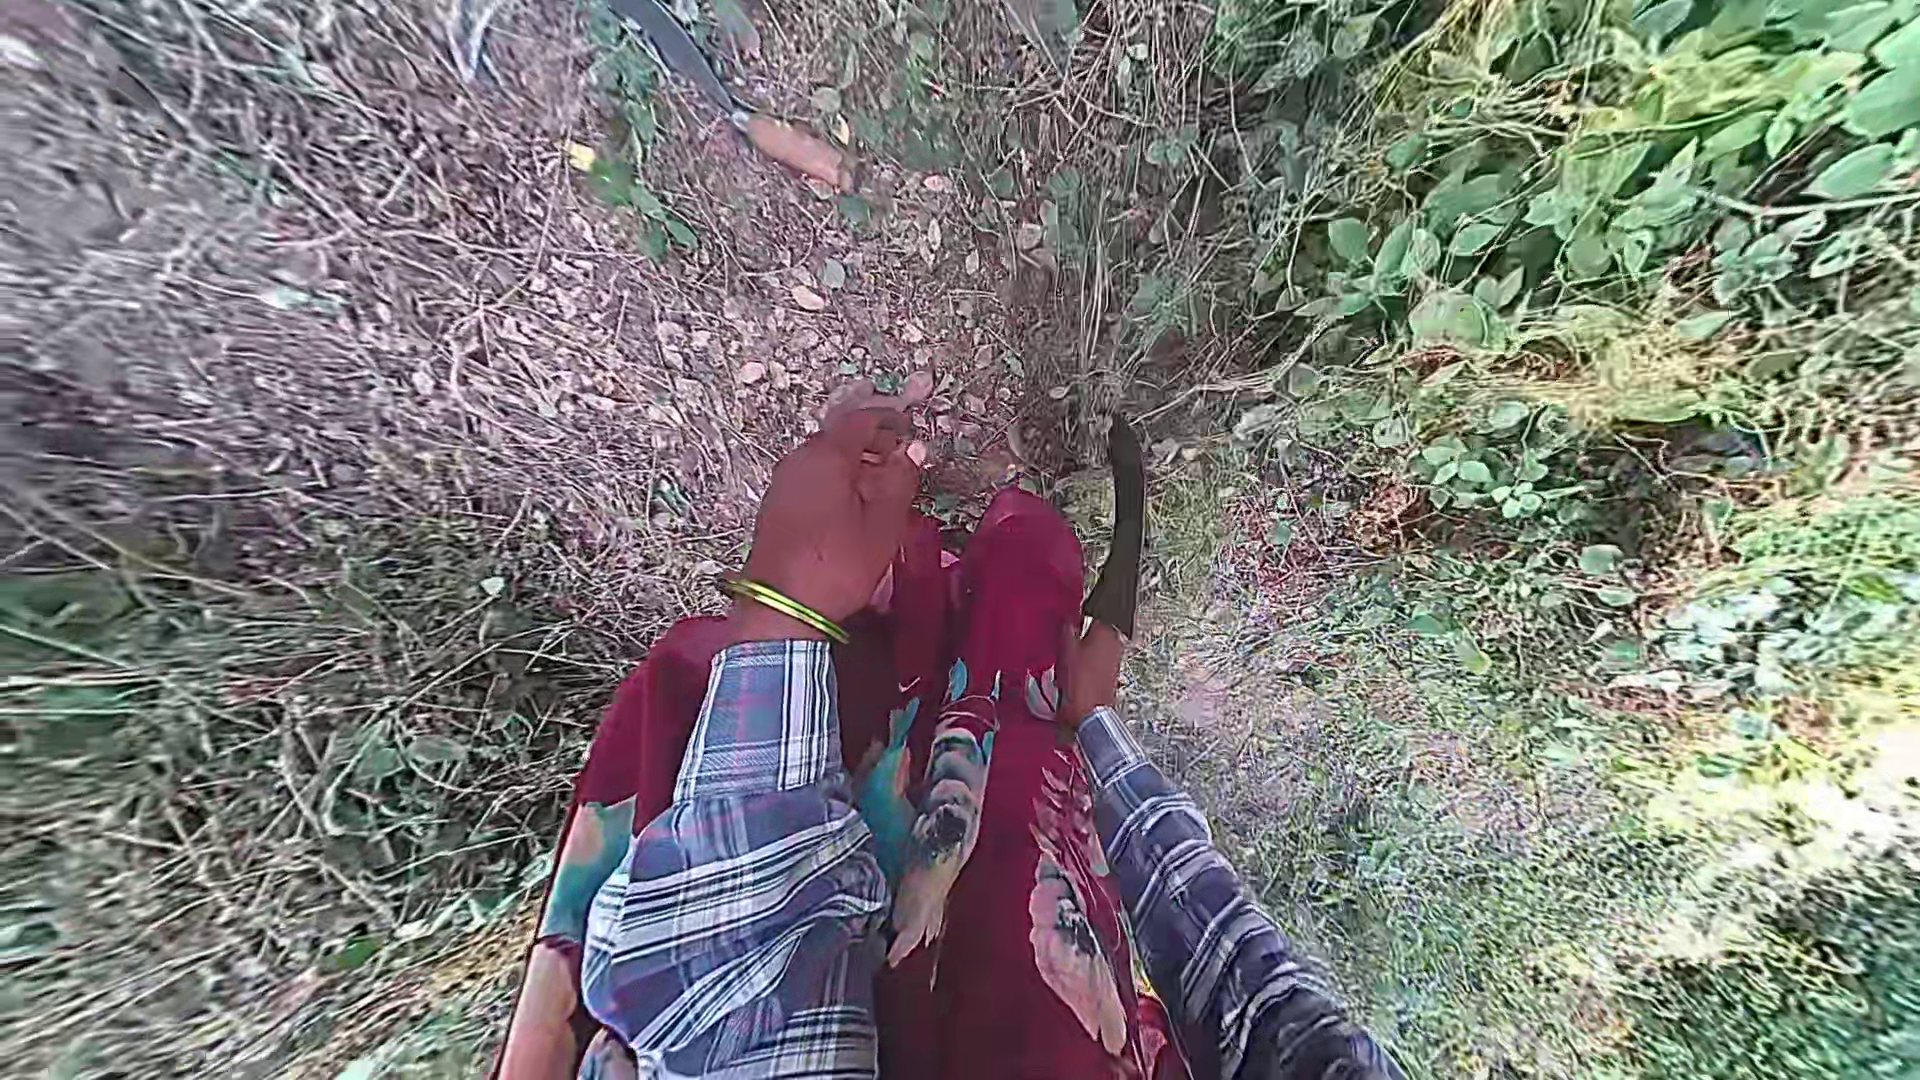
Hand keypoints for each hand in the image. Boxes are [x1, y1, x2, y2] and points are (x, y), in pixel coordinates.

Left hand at [728, 394, 922, 642]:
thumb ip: (900, 480)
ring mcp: (782, 484)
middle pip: (839, 439)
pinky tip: (849, 511)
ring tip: (878, 492)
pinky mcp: (774, 508)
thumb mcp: (884, 523)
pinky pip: (809, 481)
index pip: (860, 421)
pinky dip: (833, 484)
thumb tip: (912, 452)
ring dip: (852, 468)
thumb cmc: (838, 565)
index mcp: (826, 457)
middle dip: (871, 446)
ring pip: (823, 462)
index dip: (888, 422)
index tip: (907, 430)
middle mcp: (798, 461)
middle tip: (897, 463)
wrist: (783, 608)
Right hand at [1056, 619, 1122, 734]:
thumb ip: (1068, 629)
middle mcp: (1115, 643)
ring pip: (1098, 646)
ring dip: (1086, 650)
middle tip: (1068, 642)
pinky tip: (1077, 672)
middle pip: (1097, 631)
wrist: (1088, 712)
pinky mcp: (1112, 674)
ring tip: (1071, 660)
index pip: (1095, 614)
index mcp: (1106, 631)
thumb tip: (1070, 621)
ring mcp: (1116, 659)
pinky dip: (1088, 664)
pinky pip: (1098, 661)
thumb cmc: (1079, 681)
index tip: (1072, 622)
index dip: (1081, 618)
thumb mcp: (1066, 648)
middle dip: (1083, 635)